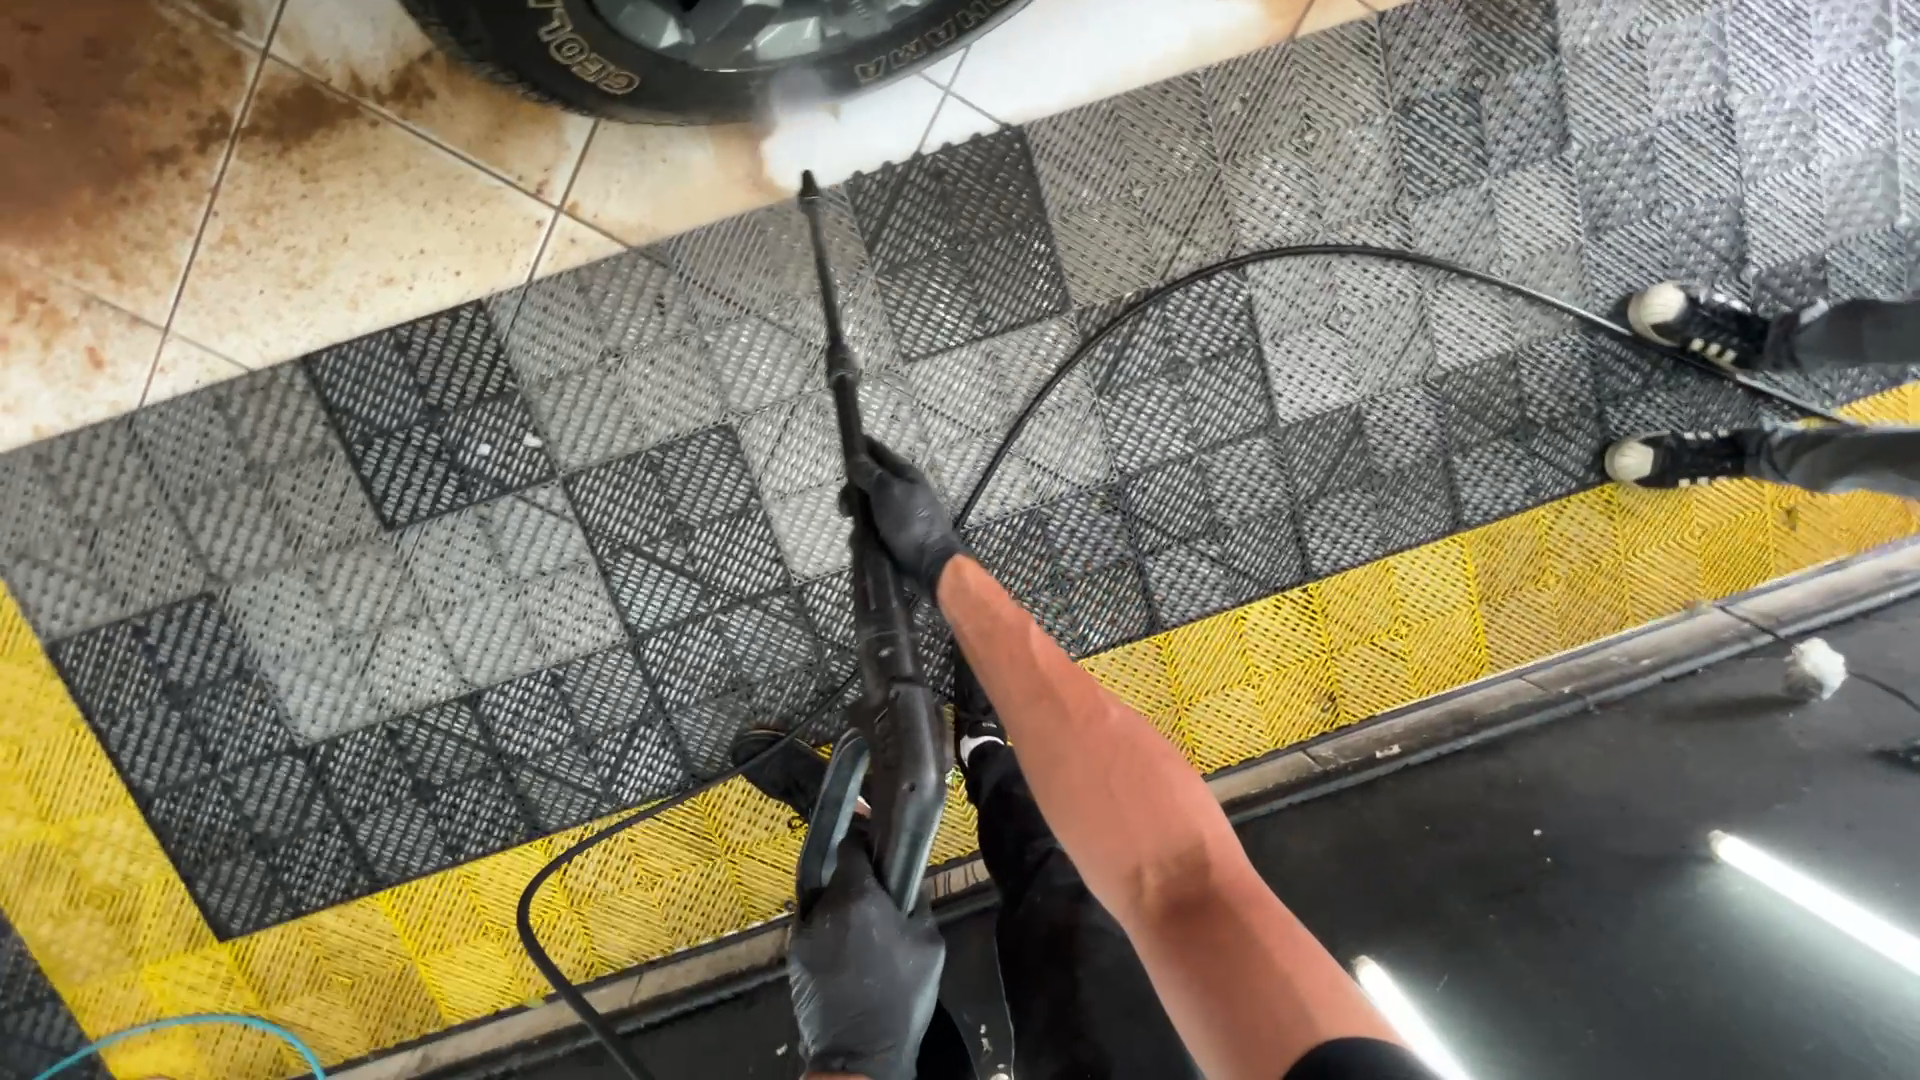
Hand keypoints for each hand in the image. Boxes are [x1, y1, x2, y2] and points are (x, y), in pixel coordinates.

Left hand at [788, 837, 944, 1079]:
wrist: (861, 1054)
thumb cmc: (902, 995)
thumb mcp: (929, 943)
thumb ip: (918, 900)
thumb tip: (908, 878)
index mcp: (857, 895)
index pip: (851, 844)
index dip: (864, 839)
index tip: (877, 843)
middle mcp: (823, 906)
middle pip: (837, 873)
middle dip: (856, 878)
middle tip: (878, 894)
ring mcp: (803, 932)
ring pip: (823, 901)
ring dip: (840, 904)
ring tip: (862, 925)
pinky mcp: (793, 957)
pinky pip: (813, 927)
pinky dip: (827, 928)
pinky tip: (846, 947)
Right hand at [847, 437, 967, 595]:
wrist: (929, 564)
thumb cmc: (910, 522)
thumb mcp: (888, 491)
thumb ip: (869, 474)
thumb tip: (855, 457)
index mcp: (904, 475)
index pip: (878, 453)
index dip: (860, 450)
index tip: (841, 452)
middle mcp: (900, 493)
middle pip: (866, 484)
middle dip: (852, 494)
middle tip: (844, 507)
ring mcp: (896, 517)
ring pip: (864, 511)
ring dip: (857, 521)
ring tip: (857, 532)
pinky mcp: (891, 539)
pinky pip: (869, 533)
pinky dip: (863, 539)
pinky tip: (863, 546)